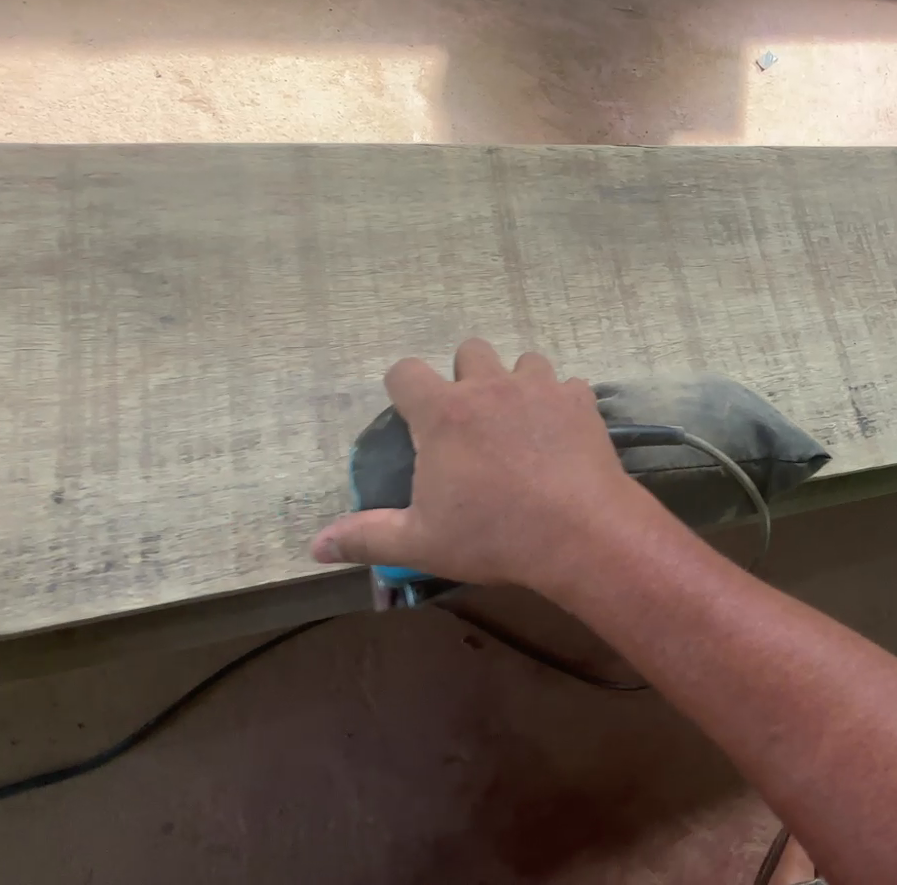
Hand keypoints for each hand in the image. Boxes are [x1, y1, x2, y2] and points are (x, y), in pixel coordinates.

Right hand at [311, 340, 670, 594]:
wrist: (580, 532)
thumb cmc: (494, 536)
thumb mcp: (421, 542)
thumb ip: (367, 536)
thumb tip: (316, 545)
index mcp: (443, 412)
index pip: (405, 371)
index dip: (403, 388)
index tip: (411, 414)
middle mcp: (489, 386)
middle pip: (469, 351)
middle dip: (466, 375)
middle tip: (472, 421)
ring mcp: (539, 387)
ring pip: (523, 361)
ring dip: (517, 383)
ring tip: (521, 423)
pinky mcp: (580, 400)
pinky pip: (566, 386)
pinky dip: (560, 403)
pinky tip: (561, 435)